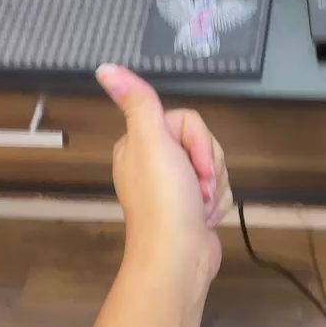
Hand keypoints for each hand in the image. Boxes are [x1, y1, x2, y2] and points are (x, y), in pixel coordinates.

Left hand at [96, 65, 232, 293]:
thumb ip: (138, 103)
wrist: (179, 258)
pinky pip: (219, 191)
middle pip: (203, 143)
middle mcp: (155, 163)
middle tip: (198, 188)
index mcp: (139, 144)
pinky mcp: (192, 206)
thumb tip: (105, 68)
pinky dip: (218, 205)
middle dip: (209, 167)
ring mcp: (175, 186)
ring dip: (216, 188)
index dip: (199, 142)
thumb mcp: (151, 144)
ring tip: (200, 206)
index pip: (187, 121)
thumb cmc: (164, 203)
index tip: (192, 165)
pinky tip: (205, 217)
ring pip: (214, 168)